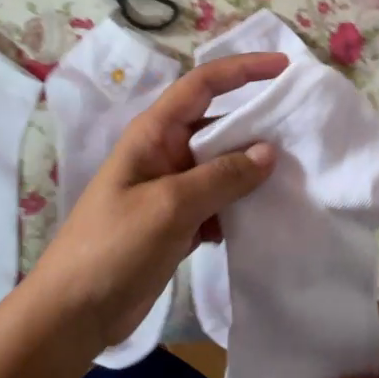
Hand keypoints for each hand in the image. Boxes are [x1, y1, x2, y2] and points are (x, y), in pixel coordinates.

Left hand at [25, 52, 286, 349]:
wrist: (74, 311)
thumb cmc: (114, 245)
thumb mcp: (170, 206)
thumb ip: (221, 177)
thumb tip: (269, 151)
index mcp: (154, 133)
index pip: (202, 85)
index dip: (242, 69)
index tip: (284, 66)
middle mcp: (164, 152)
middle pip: (217, 124)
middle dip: (256, 124)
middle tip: (304, 131)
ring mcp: (170, 189)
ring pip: (221, 166)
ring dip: (252, 170)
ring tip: (296, 177)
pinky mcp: (176, 223)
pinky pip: (217, 201)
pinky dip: (239, 206)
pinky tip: (263, 221)